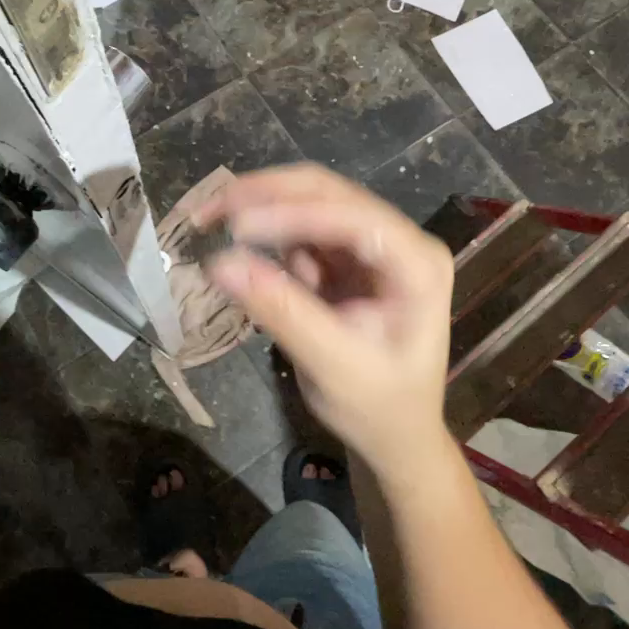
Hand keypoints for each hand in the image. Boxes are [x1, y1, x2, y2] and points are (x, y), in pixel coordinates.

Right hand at [198, 165, 455, 478]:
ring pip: (308, 201)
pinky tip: (242, 251)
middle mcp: (397, 240)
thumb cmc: (377, 407)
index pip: (355, 218)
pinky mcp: (343, 255)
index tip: (237, 226)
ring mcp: (369, 244)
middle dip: (267, 196)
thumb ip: (281, 312)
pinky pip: (299, 228)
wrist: (394, 434)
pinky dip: (266, 232)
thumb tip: (219, 264)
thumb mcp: (332, 366)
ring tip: (211, 222)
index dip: (294, 214)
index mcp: (417, 264)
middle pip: (328, 194)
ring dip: (260, 206)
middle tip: (211, 209)